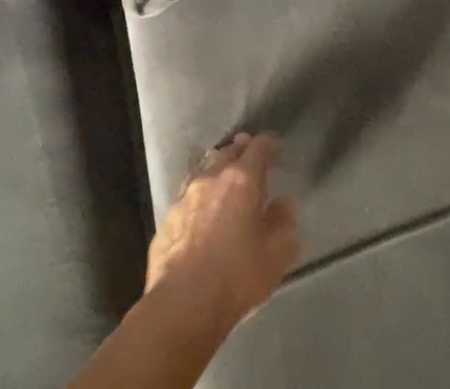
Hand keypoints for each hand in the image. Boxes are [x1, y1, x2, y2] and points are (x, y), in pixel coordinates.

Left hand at [147, 133, 300, 326]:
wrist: (181, 306)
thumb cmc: (237, 276)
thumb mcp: (277, 253)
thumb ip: (284, 222)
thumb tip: (283, 203)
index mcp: (242, 181)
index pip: (258, 148)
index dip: (269, 143)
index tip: (276, 145)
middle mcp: (210, 180)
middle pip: (227, 153)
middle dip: (240, 151)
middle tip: (250, 156)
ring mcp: (183, 199)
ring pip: (203, 172)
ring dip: (217, 171)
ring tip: (225, 178)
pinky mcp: (166, 221)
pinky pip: (187, 198)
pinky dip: (200, 197)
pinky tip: (202, 211)